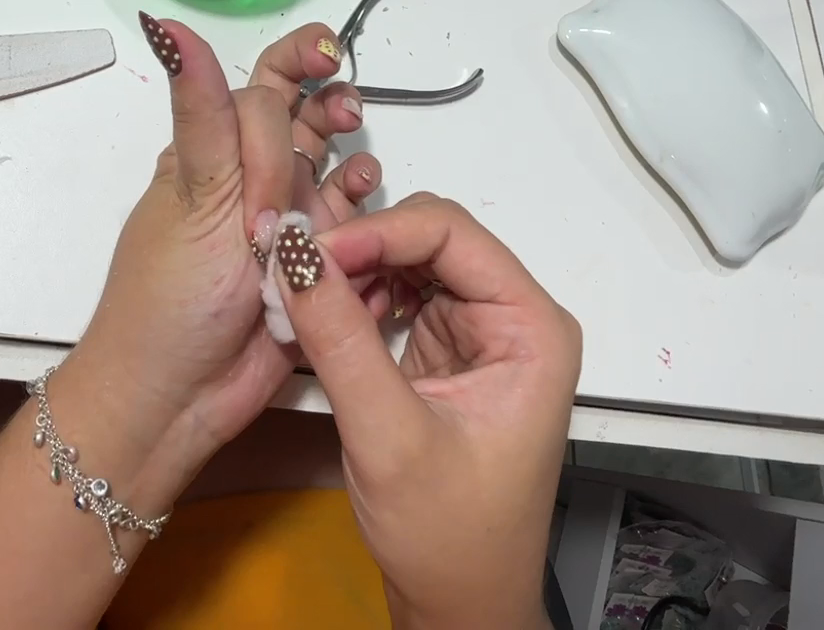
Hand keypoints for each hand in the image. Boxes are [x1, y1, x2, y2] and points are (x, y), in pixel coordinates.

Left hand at [56, 16, 389, 504]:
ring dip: (353, 157)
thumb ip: (203, 111)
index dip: (298, 62)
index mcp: (217, 151)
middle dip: (331, 104)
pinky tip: (369, 214)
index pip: (265, 87)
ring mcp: (285, 221)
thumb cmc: (173, 291)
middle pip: (304, 118)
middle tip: (345, 115)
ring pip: (331, 168)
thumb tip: (165, 24)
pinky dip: (364, 212)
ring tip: (361, 170)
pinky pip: (348, 224)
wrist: (179, 396)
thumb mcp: (194, 193)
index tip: (329, 56)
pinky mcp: (313, 263)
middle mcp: (253, 178)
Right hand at [275, 195, 582, 629]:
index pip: (451, 234)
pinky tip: (331, 320)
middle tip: (300, 276)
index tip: (309, 253)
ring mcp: (478, 326)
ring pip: (409, 255)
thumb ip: (341, 340)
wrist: (457, 602)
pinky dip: (357, 294)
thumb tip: (293, 252)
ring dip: (355, 270)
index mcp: (530, 327)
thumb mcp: (388, 437)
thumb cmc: (446, 534)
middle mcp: (511, 314)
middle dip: (364, 248)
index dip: (379, 231)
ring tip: (308, 303)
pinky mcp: (445, 342)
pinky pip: (396, 288)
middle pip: (431, 235)